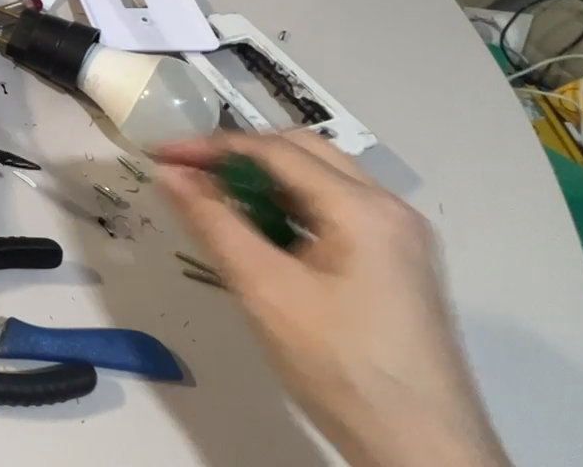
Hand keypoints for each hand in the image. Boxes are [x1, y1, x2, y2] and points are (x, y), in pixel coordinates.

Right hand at [156, 132, 508, 466]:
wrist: (423, 452)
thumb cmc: (338, 364)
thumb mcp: (263, 289)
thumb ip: (212, 222)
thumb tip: (168, 173)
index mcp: (362, 208)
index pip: (273, 151)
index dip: (209, 146)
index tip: (158, 156)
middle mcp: (389, 207)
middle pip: (302, 152)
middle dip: (239, 155)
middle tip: (188, 174)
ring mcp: (400, 236)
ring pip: (319, 179)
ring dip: (264, 180)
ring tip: (216, 201)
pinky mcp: (397, 263)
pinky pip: (334, 210)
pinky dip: (290, 206)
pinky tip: (262, 234)